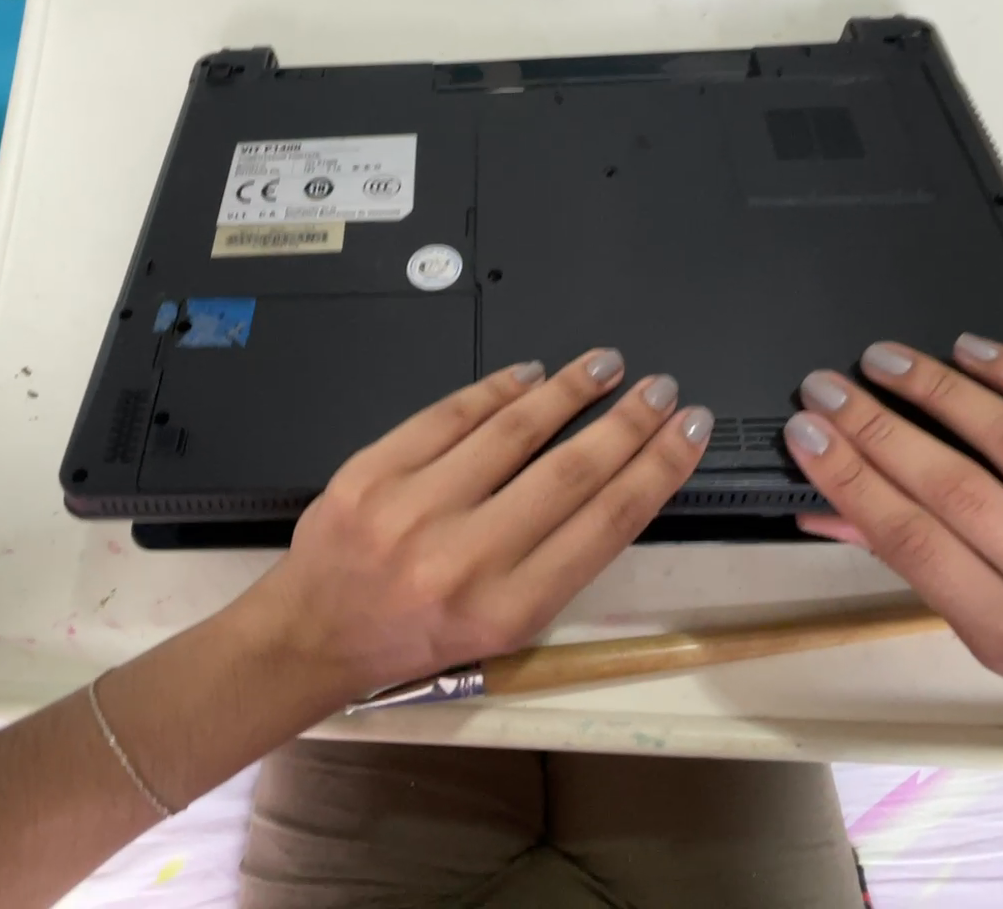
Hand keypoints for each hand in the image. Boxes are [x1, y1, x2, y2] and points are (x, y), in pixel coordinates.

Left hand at [234, 350, 713, 700]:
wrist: (314, 633)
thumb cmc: (415, 637)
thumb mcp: (503, 626)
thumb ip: (558, 560)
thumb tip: (612, 476)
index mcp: (510, 608)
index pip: (606, 523)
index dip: (657, 468)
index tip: (687, 431)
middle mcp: (467, 558)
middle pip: (570, 471)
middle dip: (628, 423)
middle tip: (660, 388)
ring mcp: (413, 508)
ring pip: (513, 430)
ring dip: (570, 390)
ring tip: (605, 365)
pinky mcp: (372, 470)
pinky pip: (449, 413)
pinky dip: (497, 386)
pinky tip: (531, 372)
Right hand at [783, 335, 1002, 733]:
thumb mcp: (967, 626)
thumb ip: (897, 556)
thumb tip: (816, 503)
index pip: (914, 542)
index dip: (852, 479)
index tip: (806, 431)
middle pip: (960, 489)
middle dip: (879, 428)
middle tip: (827, 386)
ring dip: (942, 390)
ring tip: (885, 359)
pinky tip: (969, 350)